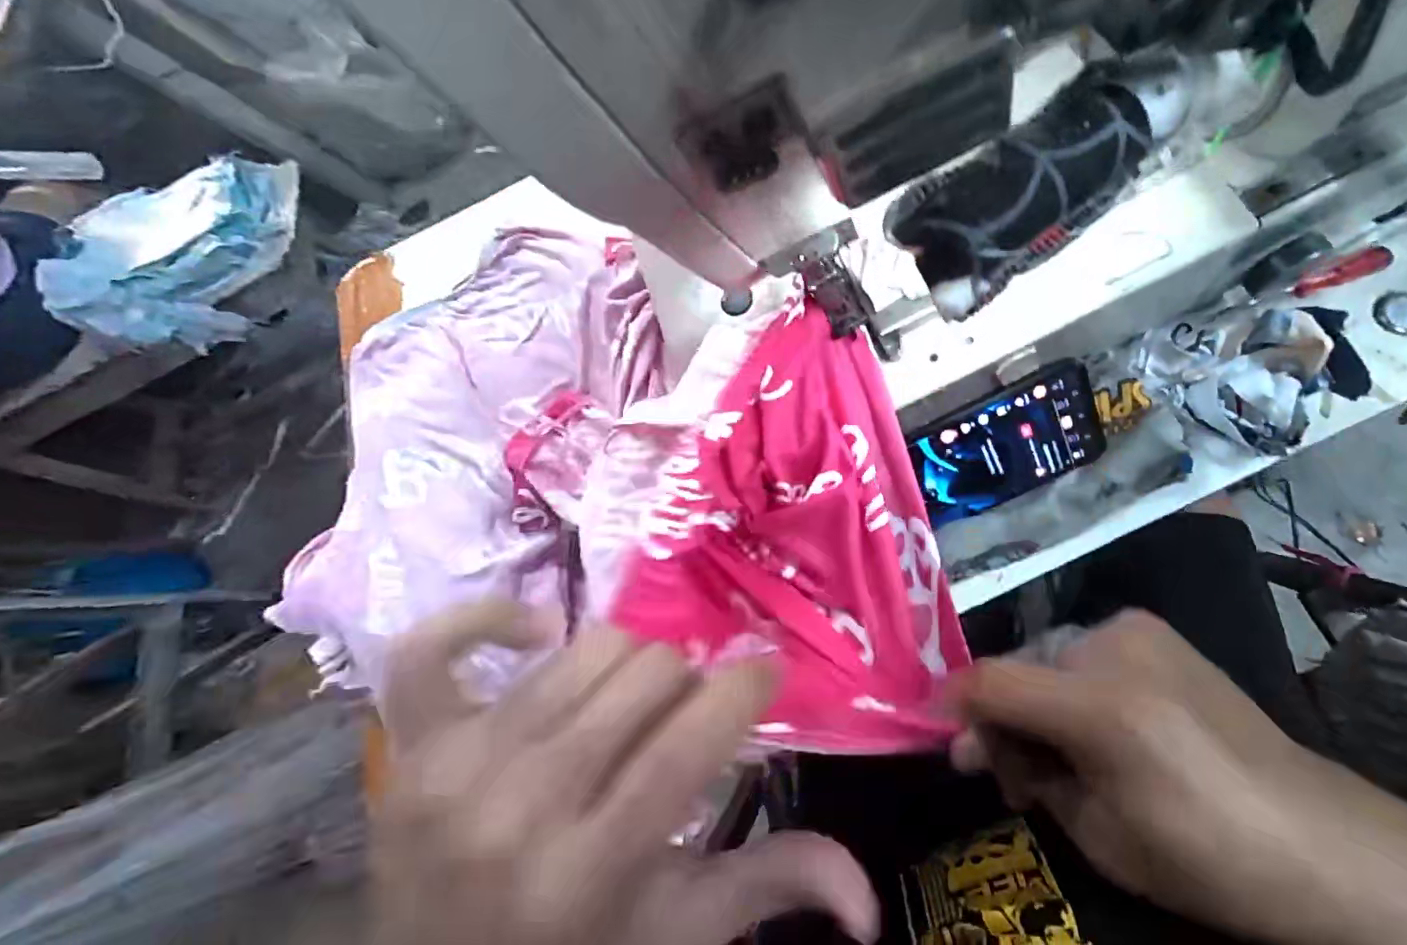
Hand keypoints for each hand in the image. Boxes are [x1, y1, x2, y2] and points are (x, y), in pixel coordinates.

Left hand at [371, 600, 879, 944]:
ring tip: (641, 692)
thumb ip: (778, 885)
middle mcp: (517, 810)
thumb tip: (871, 902)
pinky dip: (488, 620)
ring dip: (630, 658)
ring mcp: (452, 771)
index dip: (746, 686)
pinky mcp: (408, 749)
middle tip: (697, 702)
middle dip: (692, 677)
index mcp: (591, 867)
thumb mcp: (686, 927)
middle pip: (647, 674)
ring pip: (584, 648)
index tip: (766, 674)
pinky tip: (540, 632)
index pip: (689, 739)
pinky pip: (432, 649)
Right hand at [949, 610, 1315, 938]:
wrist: (1306, 831)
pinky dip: (1075, 682)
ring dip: (1040, 698)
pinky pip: (1091, 649)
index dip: (953, 704)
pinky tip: (1098, 721)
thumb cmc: (1197, 853)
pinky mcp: (1160, 630)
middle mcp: (1114, 645)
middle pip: (1021, 666)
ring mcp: (1140, 628)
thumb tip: (979, 742)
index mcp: (1098, 705)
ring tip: (1058, 752)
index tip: (937, 730)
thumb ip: (1027, 772)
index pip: (992, 682)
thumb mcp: (1095, 831)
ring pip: (1054, 656)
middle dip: (1003, 714)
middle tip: (1004, 768)